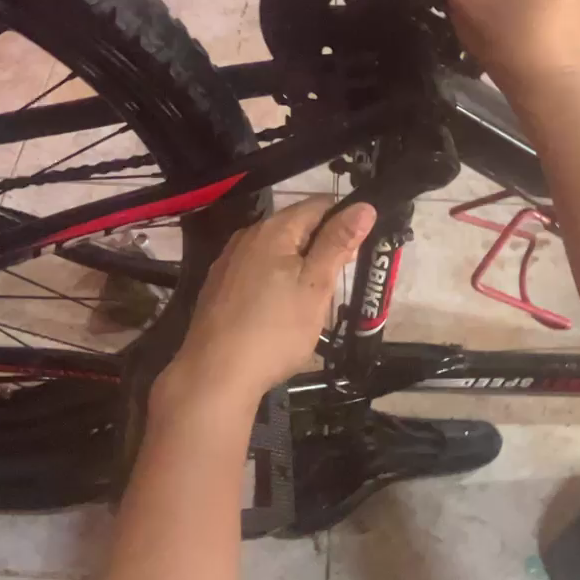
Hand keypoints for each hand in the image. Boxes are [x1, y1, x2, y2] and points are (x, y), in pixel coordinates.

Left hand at [161, 197, 377, 405]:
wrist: (214, 374)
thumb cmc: (275, 330)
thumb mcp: (315, 286)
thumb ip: (338, 243)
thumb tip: (364, 206)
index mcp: (274, 229)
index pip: (319, 204)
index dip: (344, 221)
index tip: (356, 252)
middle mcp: (248, 235)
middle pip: (296, 225)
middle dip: (321, 245)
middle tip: (335, 283)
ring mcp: (229, 260)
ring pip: (275, 249)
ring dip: (298, 263)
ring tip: (310, 299)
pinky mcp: (219, 284)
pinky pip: (256, 268)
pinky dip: (274, 278)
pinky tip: (278, 308)